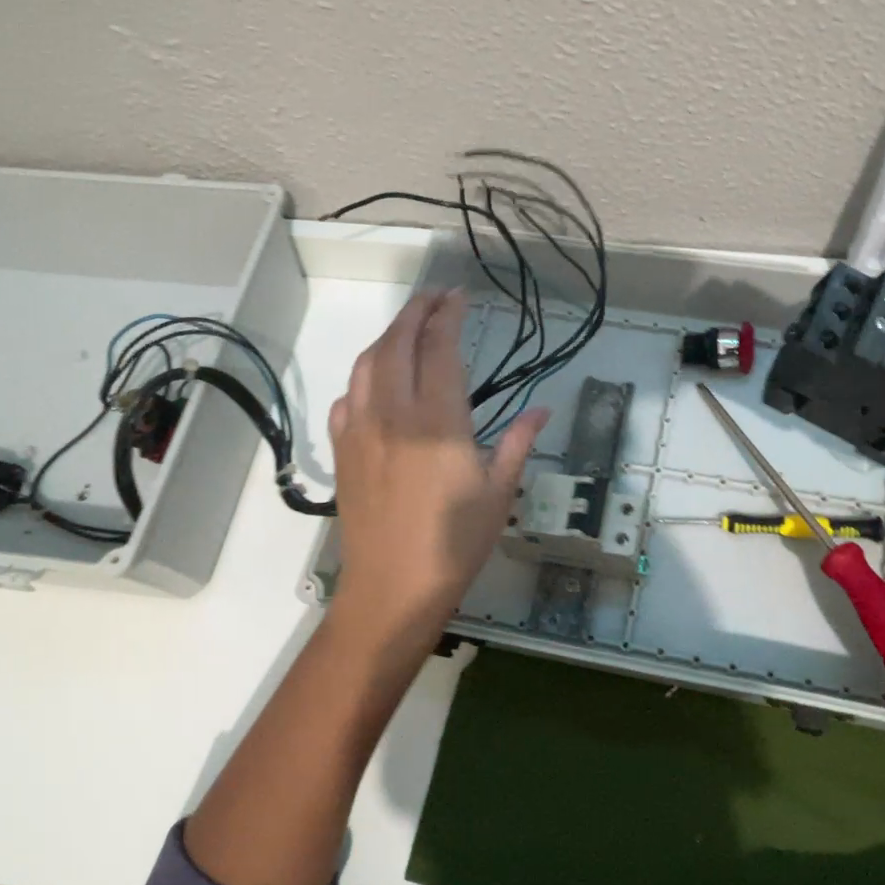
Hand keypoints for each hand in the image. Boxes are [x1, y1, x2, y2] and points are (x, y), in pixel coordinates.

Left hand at [328, 290, 547, 632]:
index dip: (448, 315)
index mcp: (438, 419)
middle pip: (398, 343)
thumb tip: (541, 410)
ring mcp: (361, 429)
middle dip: (416, 311)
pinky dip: (364, 377)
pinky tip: (377, 384)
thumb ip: (517, 442)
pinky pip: (348, 398)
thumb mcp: (499, 493)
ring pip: (368, 363)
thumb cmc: (455, 543)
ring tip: (408, 329)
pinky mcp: (343, 451)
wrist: (392, 588)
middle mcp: (394, 412)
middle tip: (436, 297)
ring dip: (388, 337)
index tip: (459, 296)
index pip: (439, 348)